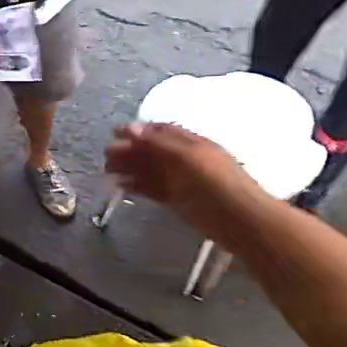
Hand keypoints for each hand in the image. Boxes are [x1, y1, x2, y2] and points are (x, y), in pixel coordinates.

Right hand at [105, 122, 268, 241]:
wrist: (240, 219)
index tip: (115, 132)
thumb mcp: (188, 156)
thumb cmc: (216, 182)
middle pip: (153, 151)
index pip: (161, 131)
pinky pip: (153, 189)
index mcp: (191, 143)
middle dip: (129, 150)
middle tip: (106, 154)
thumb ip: (159, 142)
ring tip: (107, 169)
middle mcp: (185, 159)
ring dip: (130, 168)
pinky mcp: (177, 201)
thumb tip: (131, 127)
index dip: (138, 130)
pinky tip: (122, 186)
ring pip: (150, 170)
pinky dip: (137, 186)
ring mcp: (181, 181)